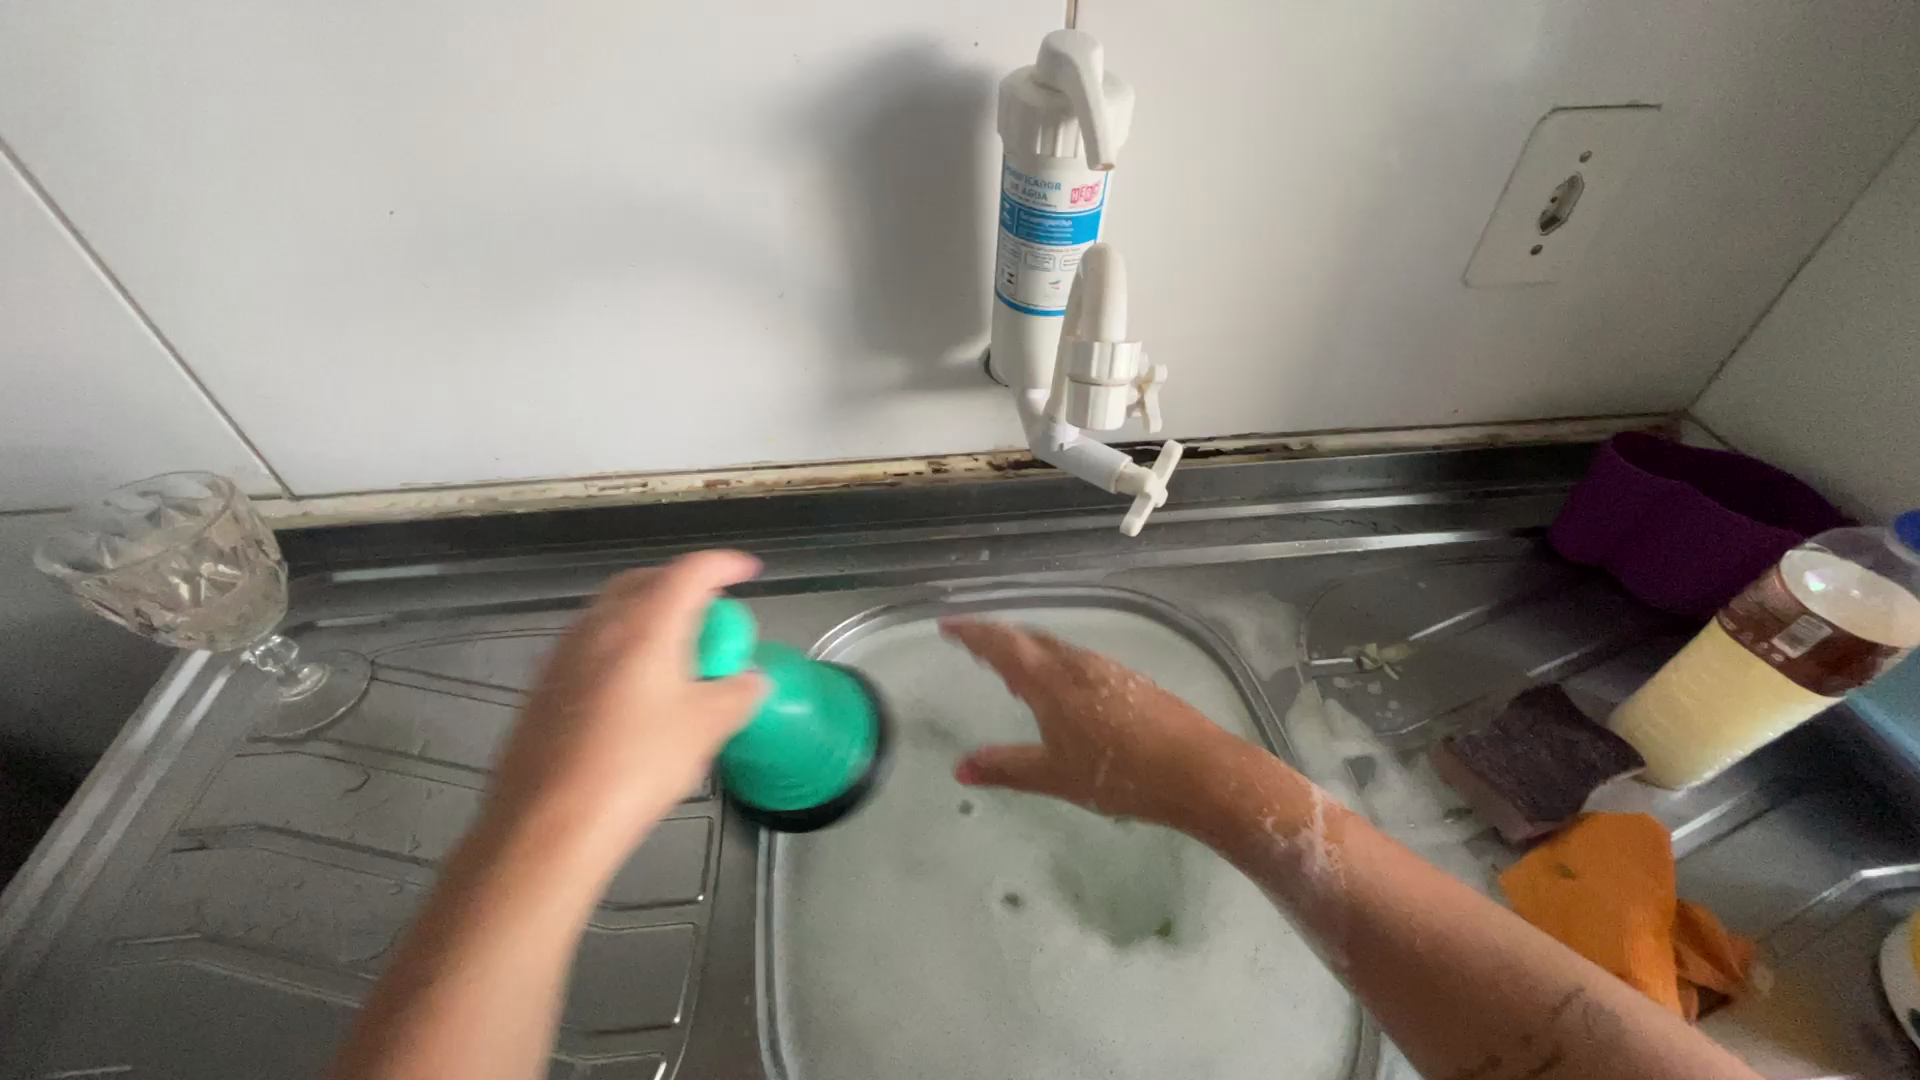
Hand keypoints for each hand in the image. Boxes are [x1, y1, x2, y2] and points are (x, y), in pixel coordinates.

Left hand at [483, 551, 768, 863]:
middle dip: (682, 585)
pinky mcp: (544, 683)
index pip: (691, 571)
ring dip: (650, 614)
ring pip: (614, 610)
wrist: (547, 822)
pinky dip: (623, 643)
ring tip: (677, 649)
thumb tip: (751, 680)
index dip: (725, 564)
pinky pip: (593, 642)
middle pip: (646, 580)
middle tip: (711, 610)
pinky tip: (635, 687)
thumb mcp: (706, 728)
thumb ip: (737, 694)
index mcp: (646, 624)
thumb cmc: (637, 765)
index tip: (748, 571)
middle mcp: (600, 625)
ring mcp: (565, 652)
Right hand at [940, 619, 1244, 827]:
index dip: (971, 632)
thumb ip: (1005, 768)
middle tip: (976, 649)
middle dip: (998, 640)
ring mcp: (1107, 670)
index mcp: (1052, 681)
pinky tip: (1063, 695)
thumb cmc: (1119, 774)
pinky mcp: (1130, 682)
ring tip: (1014, 677)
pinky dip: (1055, 668)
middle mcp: (1077, 664)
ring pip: (1057, 650)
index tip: (947, 625)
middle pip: (1029, 640)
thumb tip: (960, 769)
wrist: (1199, 770)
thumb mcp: (1054, 775)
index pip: (1002, 644)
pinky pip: (1078, 663)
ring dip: (1029, 655)